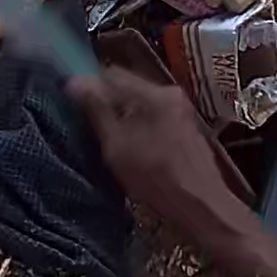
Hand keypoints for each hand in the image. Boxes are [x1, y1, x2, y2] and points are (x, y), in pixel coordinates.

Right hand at [68, 67, 245, 235]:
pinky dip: (139, 120)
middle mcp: (169, 92)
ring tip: (109, 137)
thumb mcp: (117, 147)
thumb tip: (75, 83)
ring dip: (122, 111)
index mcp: (154, 93)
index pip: (112, 73)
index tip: (73, 102)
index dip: (89, 84)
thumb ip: (96, 111)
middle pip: (128, 84)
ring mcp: (180, 106)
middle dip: (106, 99)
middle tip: (90, 123)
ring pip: (140, 99)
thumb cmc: (156, 179)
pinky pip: (153, 111)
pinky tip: (132, 144)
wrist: (202, 204)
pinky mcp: (185, 122)